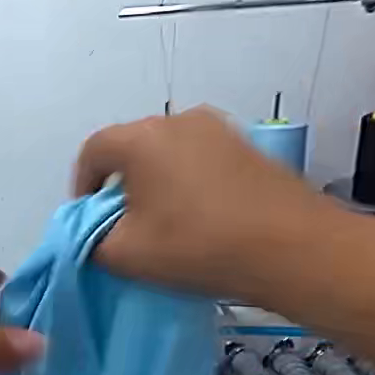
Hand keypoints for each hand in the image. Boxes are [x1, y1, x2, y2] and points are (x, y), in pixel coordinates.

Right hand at [73, 108, 355, 302]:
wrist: (293, 248)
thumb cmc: (197, 246)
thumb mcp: (125, 255)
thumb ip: (90, 241)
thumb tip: (93, 232)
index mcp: (139, 138)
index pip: (91, 152)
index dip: (81, 187)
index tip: (89, 222)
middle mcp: (177, 119)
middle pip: (129, 149)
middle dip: (118, 185)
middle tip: (123, 225)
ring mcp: (218, 128)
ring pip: (166, 153)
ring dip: (154, 183)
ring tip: (163, 223)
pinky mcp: (246, 145)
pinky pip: (198, 158)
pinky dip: (186, 182)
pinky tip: (199, 216)